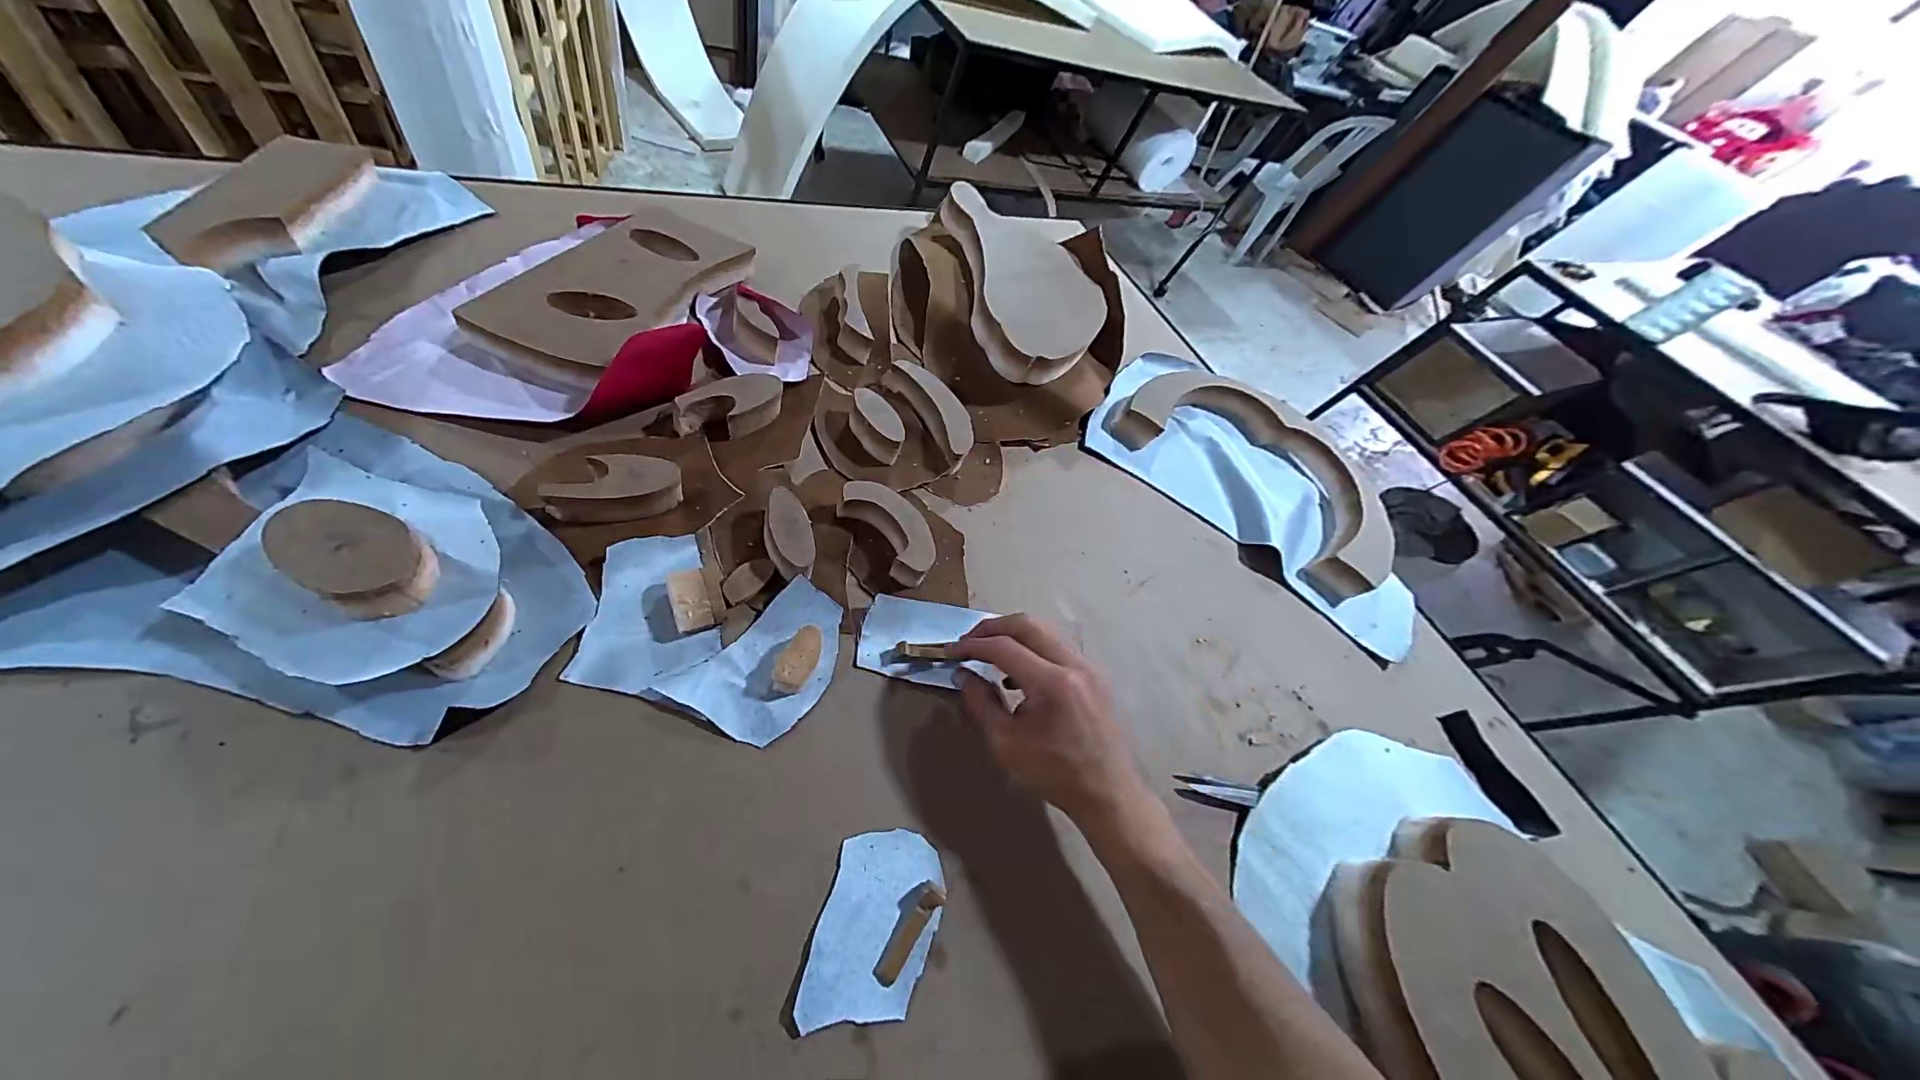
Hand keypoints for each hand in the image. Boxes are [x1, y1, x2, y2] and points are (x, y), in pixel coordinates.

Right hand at [948, 615, 1152, 828]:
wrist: (1108, 794)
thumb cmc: (1055, 774)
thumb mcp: (1006, 744)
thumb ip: (980, 704)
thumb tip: (964, 675)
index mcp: (1052, 683)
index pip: (1004, 647)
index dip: (972, 645)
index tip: (951, 652)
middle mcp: (1074, 665)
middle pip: (1027, 625)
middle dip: (992, 628)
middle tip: (967, 642)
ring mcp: (1089, 668)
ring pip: (1045, 633)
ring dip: (1013, 637)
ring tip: (988, 654)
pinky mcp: (1095, 677)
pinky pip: (1058, 650)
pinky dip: (1033, 650)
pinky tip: (1017, 675)